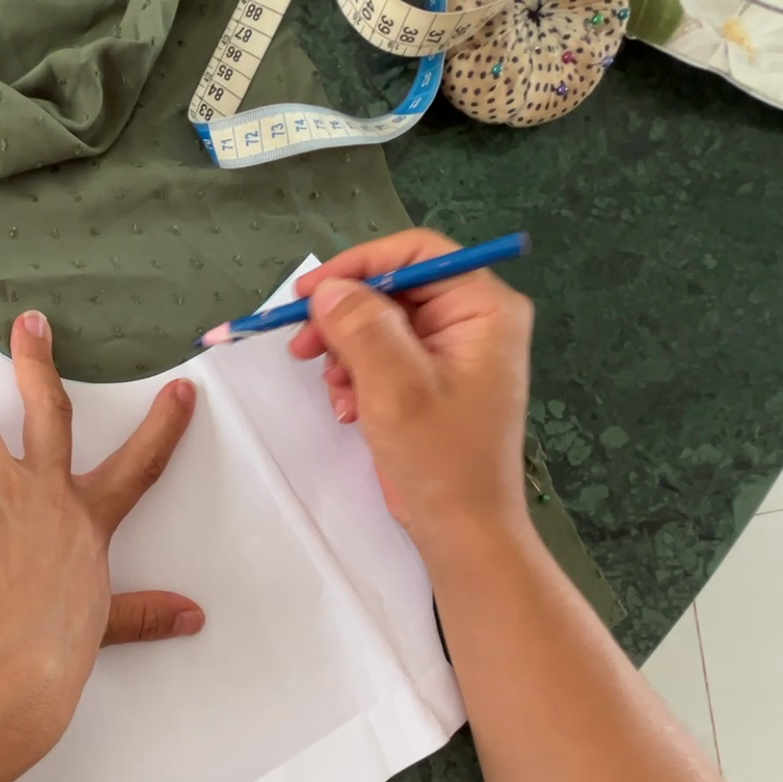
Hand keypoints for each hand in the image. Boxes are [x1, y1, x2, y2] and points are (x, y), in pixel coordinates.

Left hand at [0, 310, 203, 760]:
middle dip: (37, 359)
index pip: (138, 464)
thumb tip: (193, 617)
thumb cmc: (52, 649)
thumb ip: (144, 613)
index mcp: (86, 518)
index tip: (180, 389)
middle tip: (29, 325)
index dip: (164, 425)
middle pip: (45, 407)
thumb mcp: (103, 622)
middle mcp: (45, 490)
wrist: (1, 664)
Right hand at [288, 229, 533, 546]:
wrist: (459, 525)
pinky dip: (355, 380)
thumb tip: (328, 289)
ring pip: (378, 328)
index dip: (357, 265)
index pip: (416, 255)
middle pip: (391, 292)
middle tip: (301, 349)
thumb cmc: (439, 456)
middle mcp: (469, 322)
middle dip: (343, 320)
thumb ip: (361, 328)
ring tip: (336, 394)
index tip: (306, 294)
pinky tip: (349, 410)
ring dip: (344, 356)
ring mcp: (448, 354)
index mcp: (481, 309)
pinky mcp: (427, 383)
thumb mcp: (395, 387)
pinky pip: (380, 360)